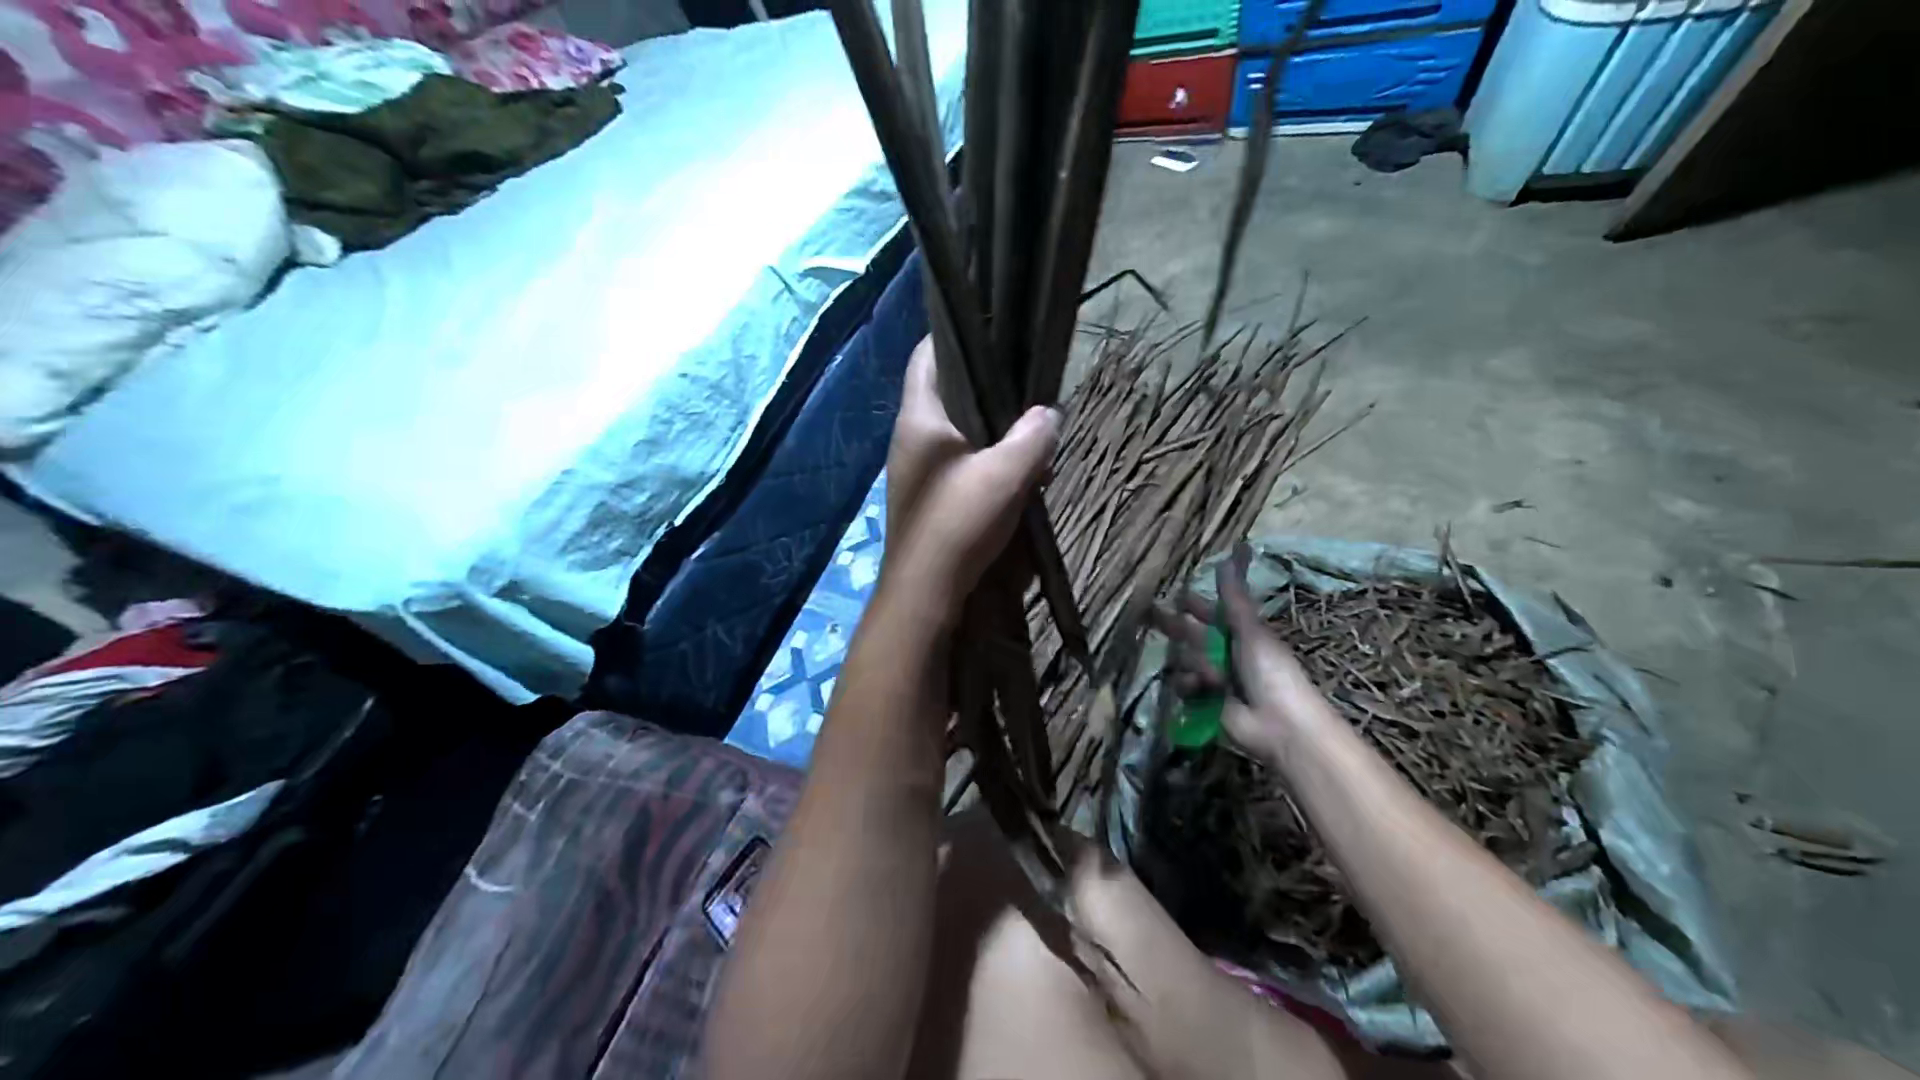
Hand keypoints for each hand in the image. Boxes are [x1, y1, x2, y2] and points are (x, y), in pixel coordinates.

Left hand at [882, 336, 1059, 614]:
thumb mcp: (1005, 475)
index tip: (993, 330)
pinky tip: (1010, 470)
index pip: (927, 355)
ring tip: (1024, 426)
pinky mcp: (925, 495)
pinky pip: (955, 461)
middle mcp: (909, 438)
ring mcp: (914, 469)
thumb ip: (1032, 437)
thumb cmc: (958, 523)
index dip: (955, 335)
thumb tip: (1049, 413)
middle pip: (943, 392)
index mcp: (919, 418)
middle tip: (1022, 381)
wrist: (924, 592)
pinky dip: (981, 457)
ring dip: (985, 427)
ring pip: (952, 430)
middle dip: (981, 385)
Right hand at [1152, 544, 1336, 758]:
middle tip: (1148, 615)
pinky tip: (1201, 688)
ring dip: (1194, 663)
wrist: (1279, 724)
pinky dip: (1190, 685)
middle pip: (1189, 634)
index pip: (1208, 612)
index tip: (1172, 593)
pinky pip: (1182, 685)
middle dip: (1173, 626)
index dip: (1191, 603)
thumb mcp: (1251, 629)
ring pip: (1183, 659)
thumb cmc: (1271, 671)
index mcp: (1238, 633)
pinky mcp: (1201, 702)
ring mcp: (1211, 678)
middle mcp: (1222, 652)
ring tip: (1211, 675)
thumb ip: (1234, 595)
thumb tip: (1236, 550)